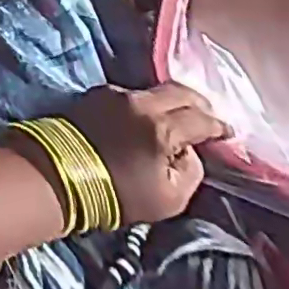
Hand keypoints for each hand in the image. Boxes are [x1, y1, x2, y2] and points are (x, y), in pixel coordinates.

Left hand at [5, 83, 230, 229]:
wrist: (60, 173)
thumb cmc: (118, 191)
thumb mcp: (170, 197)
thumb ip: (190, 169)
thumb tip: (188, 149)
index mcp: (160, 126)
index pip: (200, 118)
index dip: (219, 126)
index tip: (228, 132)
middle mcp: (138, 101)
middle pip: (178, 91)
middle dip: (199, 103)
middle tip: (209, 116)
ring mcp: (113, 93)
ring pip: (153, 92)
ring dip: (170, 102)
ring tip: (178, 117)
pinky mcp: (95, 94)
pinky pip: (131, 96)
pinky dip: (146, 105)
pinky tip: (148, 118)